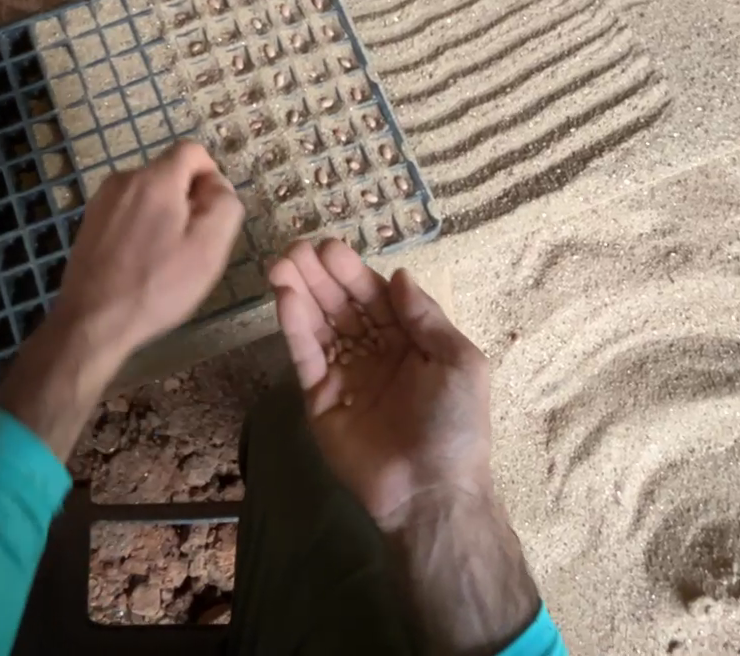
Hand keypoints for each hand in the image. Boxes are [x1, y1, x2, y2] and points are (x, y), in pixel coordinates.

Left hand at [0, 142, 243, 458]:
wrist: (92, 321)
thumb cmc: (157, 285)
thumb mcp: (209, 248)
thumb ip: (224, 204)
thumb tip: (217, 186)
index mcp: (154, 178)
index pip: (193, 151)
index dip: (212, 177)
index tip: (211, 215)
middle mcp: (124, 179)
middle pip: (170, 173)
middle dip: (188, 200)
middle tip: (191, 244)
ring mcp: (101, 200)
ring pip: (149, 193)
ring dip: (164, 215)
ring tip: (165, 258)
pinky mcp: (89, 222)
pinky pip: (128, 211)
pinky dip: (141, 227)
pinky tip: (140, 262)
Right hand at [269, 239, 490, 528]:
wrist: (432, 493)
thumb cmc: (454, 424)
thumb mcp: (459, 362)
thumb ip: (425, 316)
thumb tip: (398, 274)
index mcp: (406, 341)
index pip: (373, 297)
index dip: (351, 271)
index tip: (328, 247)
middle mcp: (371, 351)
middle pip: (340, 304)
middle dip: (318, 275)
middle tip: (295, 247)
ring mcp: (343, 373)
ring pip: (318, 323)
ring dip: (299, 291)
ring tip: (280, 263)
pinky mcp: (318, 396)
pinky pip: (306, 354)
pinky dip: (294, 325)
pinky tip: (285, 296)